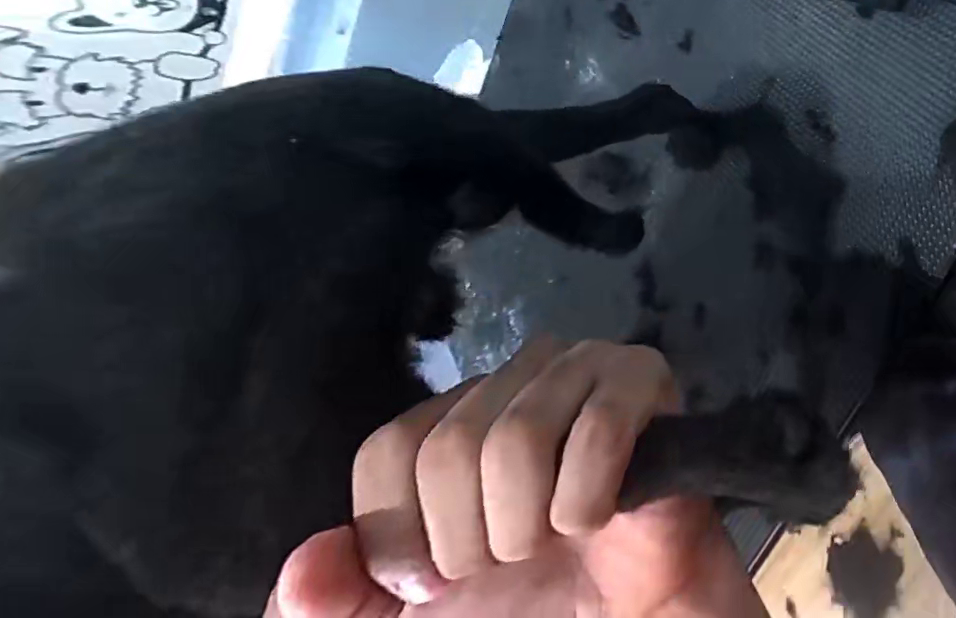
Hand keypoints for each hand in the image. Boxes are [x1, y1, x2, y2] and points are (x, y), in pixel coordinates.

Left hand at [268, 338, 764, 617]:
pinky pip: (597, 431)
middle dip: (473, 540)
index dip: (404, 538)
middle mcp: (524, 370)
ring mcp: (589, 363)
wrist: (626, 617)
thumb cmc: (521, 607)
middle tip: (516, 559)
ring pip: (518, 437)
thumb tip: (310, 559)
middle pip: (451, 446)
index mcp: (463, 408)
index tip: (445, 579)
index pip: (391, 449)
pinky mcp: (645, 378)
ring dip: (530, 524)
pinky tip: (606, 512)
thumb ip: (333, 608)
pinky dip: (588, 499)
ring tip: (559, 536)